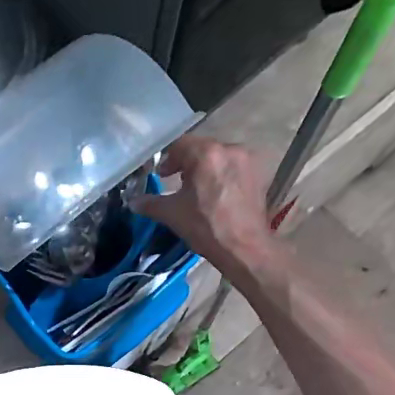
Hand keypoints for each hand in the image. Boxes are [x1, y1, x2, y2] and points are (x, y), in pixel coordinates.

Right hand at [129, 137, 278, 271]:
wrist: (244, 248)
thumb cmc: (205, 227)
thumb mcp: (172, 214)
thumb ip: (151, 204)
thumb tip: (134, 202)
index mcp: (206, 153)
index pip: (181, 145)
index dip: (168, 160)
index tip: (163, 175)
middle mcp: (230, 149)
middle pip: (202, 149)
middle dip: (188, 163)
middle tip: (179, 182)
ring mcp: (248, 161)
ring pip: (220, 157)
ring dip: (207, 169)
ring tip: (200, 190)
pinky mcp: (260, 175)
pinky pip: (236, 168)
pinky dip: (224, 176)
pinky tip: (219, 195)